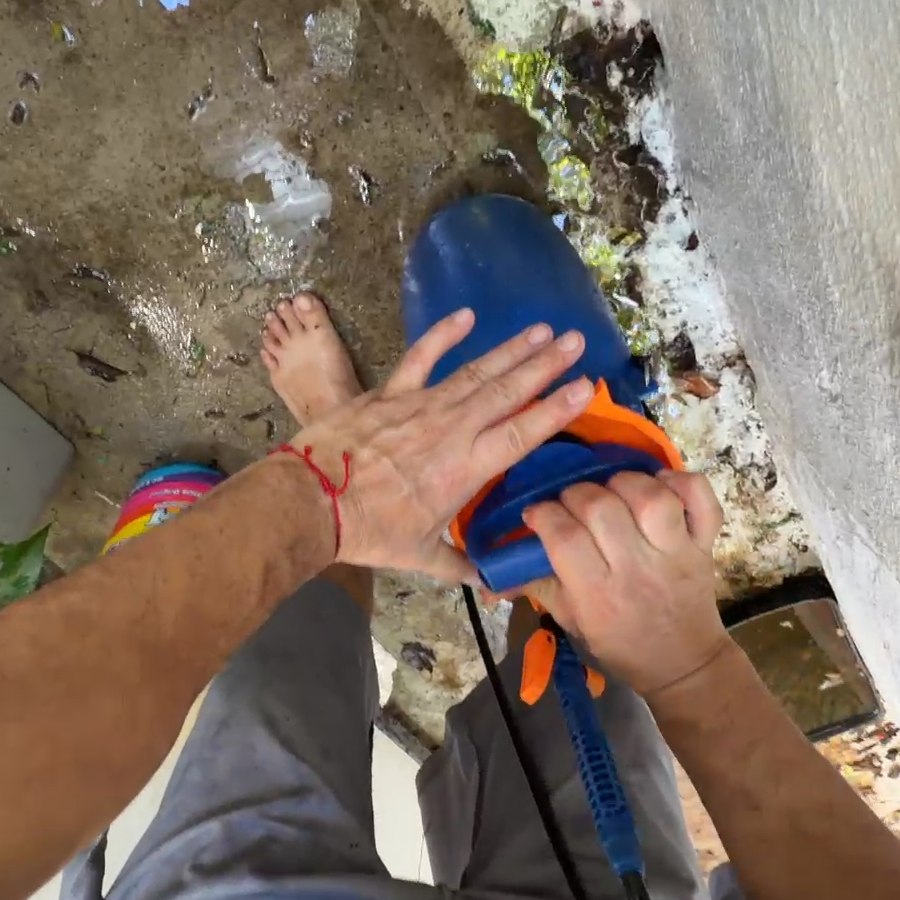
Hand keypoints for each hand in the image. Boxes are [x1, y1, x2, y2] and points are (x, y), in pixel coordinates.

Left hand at [284, 308, 593, 583]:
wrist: (314, 501)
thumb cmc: (370, 531)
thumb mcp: (420, 555)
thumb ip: (459, 565)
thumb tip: (488, 584)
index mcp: (466, 468)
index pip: (522, 433)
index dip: (556, 409)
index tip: (585, 386)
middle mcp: (452, 429)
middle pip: (507, 392)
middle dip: (544, 365)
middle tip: (574, 340)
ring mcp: (421, 405)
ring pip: (475, 371)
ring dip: (510, 350)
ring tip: (540, 330)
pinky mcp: (389, 393)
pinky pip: (421, 357)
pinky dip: (442, 335)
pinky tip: (466, 315)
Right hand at [522, 470, 731, 695]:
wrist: (683, 665)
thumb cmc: (620, 644)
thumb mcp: (571, 622)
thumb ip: (536, 588)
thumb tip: (488, 576)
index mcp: (598, 595)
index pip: (563, 537)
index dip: (543, 514)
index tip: (536, 514)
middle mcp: (637, 569)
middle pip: (602, 508)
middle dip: (575, 494)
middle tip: (570, 504)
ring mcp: (676, 554)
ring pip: (651, 497)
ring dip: (624, 482)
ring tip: (611, 489)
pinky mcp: (704, 544)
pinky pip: (702, 500)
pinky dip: (683, 481)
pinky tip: (660, 483)